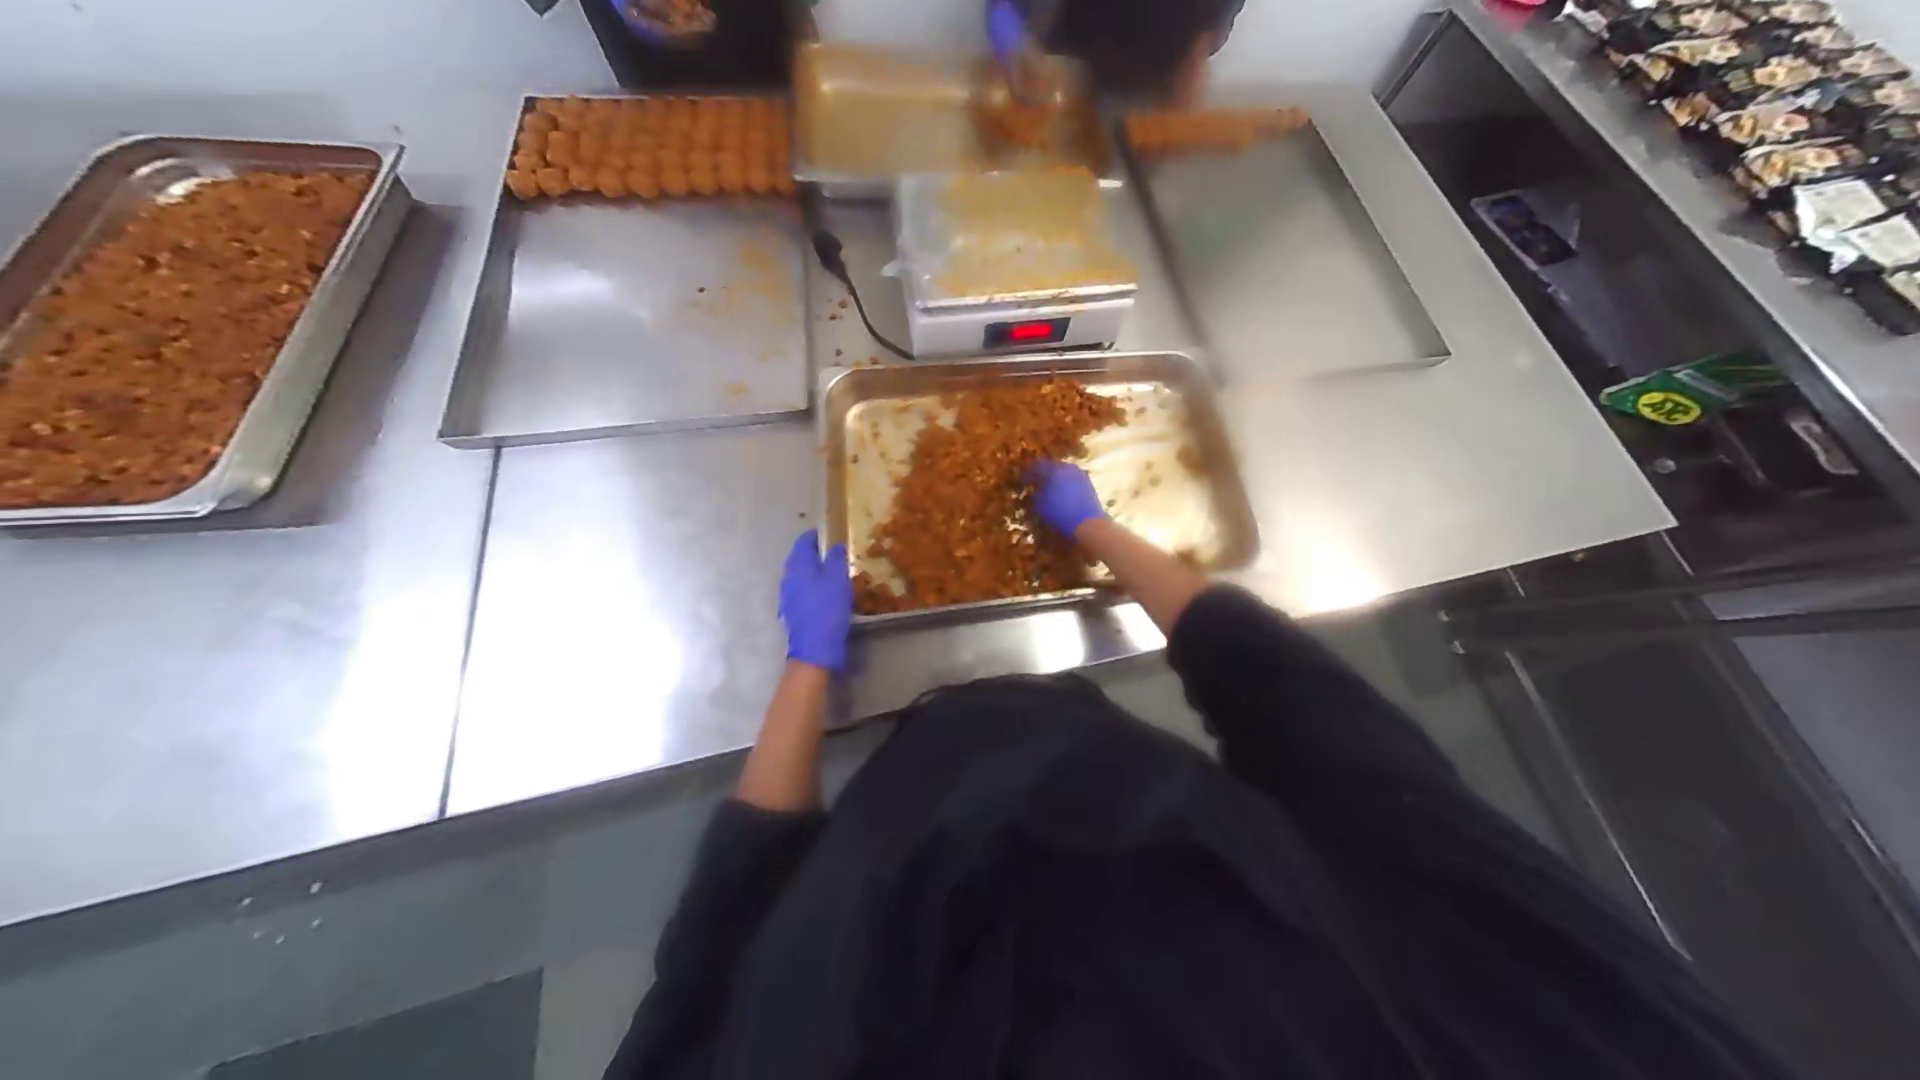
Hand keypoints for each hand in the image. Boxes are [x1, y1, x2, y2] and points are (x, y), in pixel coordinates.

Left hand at [779, 530, 852, 672]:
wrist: (815, 647)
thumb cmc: (828, 607)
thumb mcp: (838, 578)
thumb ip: (836, 558)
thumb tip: (835, 545)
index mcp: (798, 564)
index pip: (804, 540)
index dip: (818, 535)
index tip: (833, 534)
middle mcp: (788, 577)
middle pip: (801, 558)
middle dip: (818, 554)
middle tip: (837, 554)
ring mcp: (788, 595)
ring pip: (802, 576)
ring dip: (816, 572)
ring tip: (835, 574)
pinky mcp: (793, 610)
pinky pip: (804, 591)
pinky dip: (815, 588)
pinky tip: (828, 594)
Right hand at [1027, 461, 1105, 537]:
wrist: (1087, 523)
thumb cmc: (1060, 514)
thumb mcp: (1040, 506)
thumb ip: (1035, 494)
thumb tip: (1032, 490)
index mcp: (1053, 470)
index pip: (1036, 467)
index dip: (1027, 473)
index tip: (1021, 478)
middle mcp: (1067, 468)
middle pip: (1051, 467)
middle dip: (1041, 473)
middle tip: (1034, 480)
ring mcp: (1079, 474)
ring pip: (1062, 472)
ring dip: (1054, 478)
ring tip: (1047, 487)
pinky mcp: (1087, 483)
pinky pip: (1071, 479)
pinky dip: (1064, 483)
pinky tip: (1060, 491)